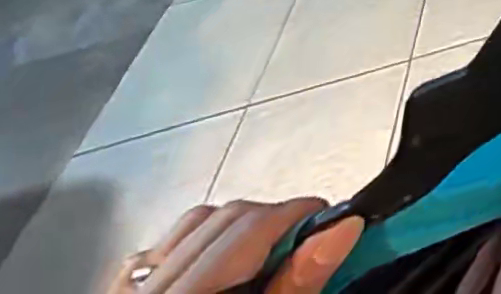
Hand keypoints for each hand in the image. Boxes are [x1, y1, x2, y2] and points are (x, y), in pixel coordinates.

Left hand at [107, 199, 363, 293]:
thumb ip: (298, 287)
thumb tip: (342, 228)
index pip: (253, 225)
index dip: (303, 215)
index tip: (335, 224)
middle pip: (227, 220)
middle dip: (277, 220)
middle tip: (311, 245)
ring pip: (193, 226)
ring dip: (239, 228)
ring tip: (269, 258)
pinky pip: (158, 253)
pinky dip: (198, 246)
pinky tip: (222, 269)